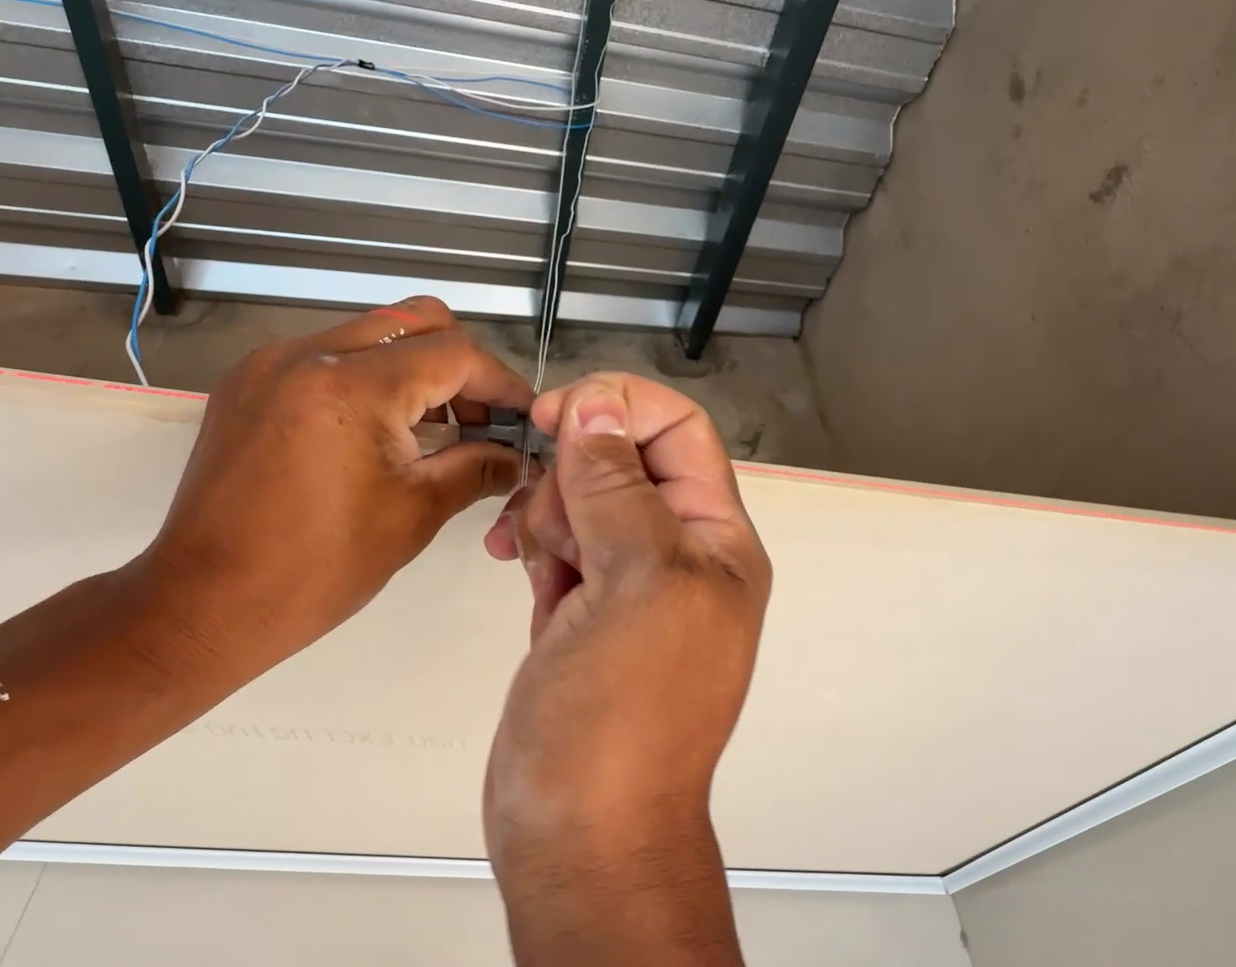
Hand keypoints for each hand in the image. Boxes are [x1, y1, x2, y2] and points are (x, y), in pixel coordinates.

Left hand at [134, 296, 531, 663]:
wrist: (204, 604)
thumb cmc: (317, 569)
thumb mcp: (414, 514)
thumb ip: (477, 468)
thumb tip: (519, 456)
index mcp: (352, 386)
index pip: (455, 354)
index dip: (502, 384)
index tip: (524, 419)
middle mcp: (309, 353)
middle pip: (416, 322)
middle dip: (460, 367)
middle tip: (478, 422)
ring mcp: (272, 362)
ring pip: (372, 333)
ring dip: (415, 370)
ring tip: (433, 431)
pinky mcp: (249, 381)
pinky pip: (329, 354)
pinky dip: (369, 379)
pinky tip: (377, 431)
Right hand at [480, 373, 771, 964]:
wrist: (581, 828)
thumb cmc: (625, 722)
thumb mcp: (637, 582)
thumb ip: (617, 485)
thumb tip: (596, 408)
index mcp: (715, 540)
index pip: (676, 430)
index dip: (618, 407)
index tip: (557, 415)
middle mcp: (676, 554)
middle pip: (621, 459)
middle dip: (575, 474)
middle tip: (561, 525)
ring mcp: (624, 582)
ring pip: (580, 497)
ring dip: (549, 512)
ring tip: (544, 564)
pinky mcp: (580, 607)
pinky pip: (555, 540)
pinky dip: (534, 542)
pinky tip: (521, 567)